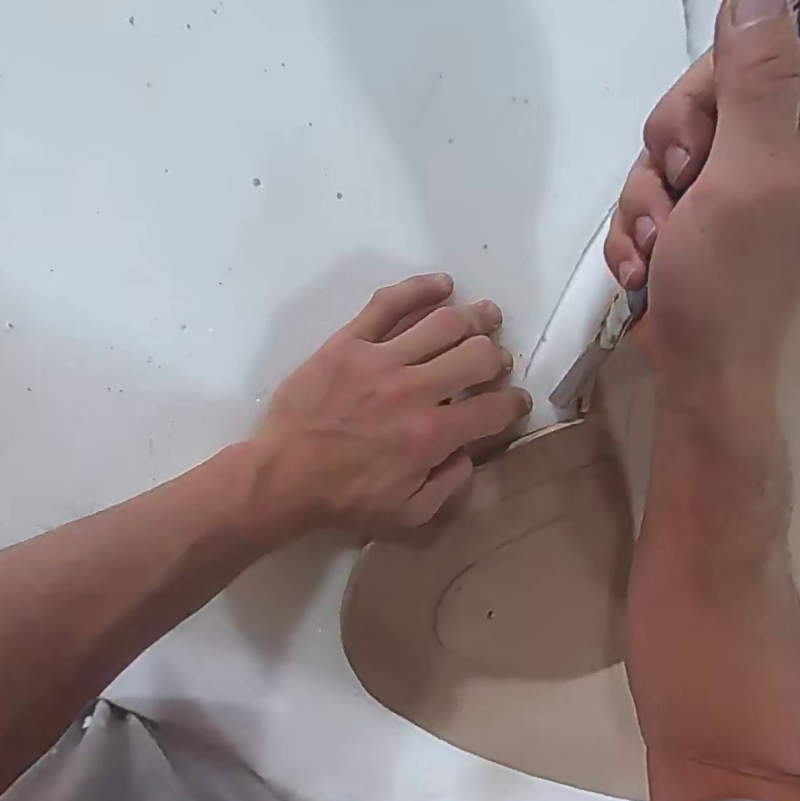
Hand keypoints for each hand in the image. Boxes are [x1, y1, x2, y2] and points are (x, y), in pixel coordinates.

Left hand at [251, 273, 530, 534]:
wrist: (282, 475)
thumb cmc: (344, 499)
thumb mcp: (407, 514)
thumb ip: (448, 486)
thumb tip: (468, 454)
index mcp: (432, 436)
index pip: (494, 409)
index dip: (515, 403)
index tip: (517, 401)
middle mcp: (415, 390)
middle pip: (477, 355)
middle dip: (498, 357)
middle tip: (497, 360)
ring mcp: (381, 359)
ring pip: (444, 323)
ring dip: (475, 317)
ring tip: (487, 315)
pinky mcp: (349, 341)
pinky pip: (389, 303)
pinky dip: (421, 288)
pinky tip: (442, 285)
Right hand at [604, 0, 799, 405]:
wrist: (696, 365)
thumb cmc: (734, 281)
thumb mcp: (748, 176)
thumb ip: (757, 80)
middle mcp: (779, 137)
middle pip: (718, 73)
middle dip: (681, 127)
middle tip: (685, 178)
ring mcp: (729, 175)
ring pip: (670, 133)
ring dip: (649, 190)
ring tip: (661, 240)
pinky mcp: (688, 209)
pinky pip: (647, 183)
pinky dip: (637, 224)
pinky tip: (647, 261)